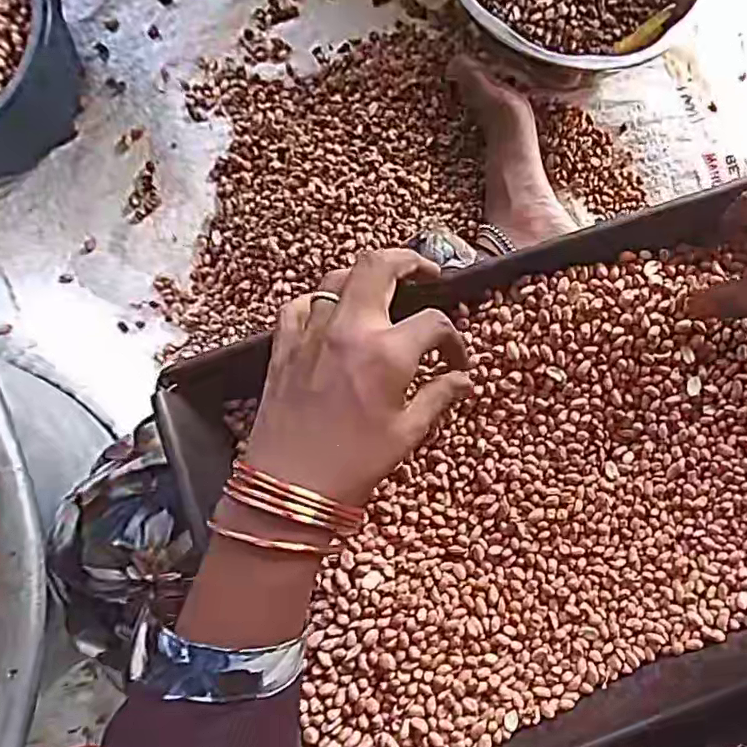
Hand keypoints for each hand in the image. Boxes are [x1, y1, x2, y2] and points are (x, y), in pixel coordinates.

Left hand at [241, 249, 473, 506]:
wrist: (291, 486)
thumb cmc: (355, 464)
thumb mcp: (408, 432)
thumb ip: (438, 395)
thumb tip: (463, 380)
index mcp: (387, 353)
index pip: (434, 323)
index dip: (454, 339)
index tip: (455, 361)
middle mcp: (349, 330)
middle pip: (380, 264)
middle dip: (410, 260)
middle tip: (426, 272)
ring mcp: (311, 333)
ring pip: (338, 277)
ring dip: (366, 277)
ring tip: (383, 291)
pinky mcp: (284, 345)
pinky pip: (301, 304)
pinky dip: (321, 302)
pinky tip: (332, 316)